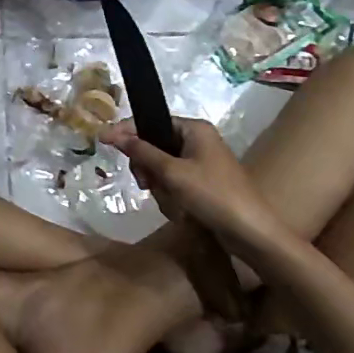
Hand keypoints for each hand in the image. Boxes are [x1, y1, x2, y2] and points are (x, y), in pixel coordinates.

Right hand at [102, 117, 294, 260]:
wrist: (250, 231)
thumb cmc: (213, 195)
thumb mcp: (173, 173)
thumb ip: (143, 152)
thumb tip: (114, 134)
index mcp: (195, 129)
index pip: (153, 121)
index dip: (128, 131)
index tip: (103, 140)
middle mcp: (198, 141)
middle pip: (155, 145)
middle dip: (148, 166)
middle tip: (146, 184)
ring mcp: (201, 163)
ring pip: (162, 168)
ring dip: (160, 186)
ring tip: (170, 201)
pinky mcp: (203, 184)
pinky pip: (174, 184)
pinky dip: (171, 196)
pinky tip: (179, 211)